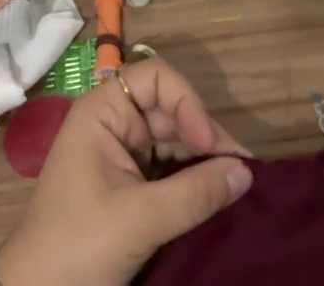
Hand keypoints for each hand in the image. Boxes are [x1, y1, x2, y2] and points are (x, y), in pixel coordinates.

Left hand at [0, 61, 252, 285]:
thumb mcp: (139, 219)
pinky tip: (218, 194)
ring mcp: (120, 154)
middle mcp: (112, 124)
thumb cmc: (77, 245)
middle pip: (171, 110)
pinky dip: (193, 179)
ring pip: (173, 140)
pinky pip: (169, 169)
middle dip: (204, 136)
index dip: (187, 102)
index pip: (156, 79)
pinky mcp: (128, 185)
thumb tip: (246, 171)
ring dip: (204, 159)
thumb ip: (195, 193)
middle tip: (242, 171)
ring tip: (238, 184)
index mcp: (102, 112)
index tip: (208, 144)